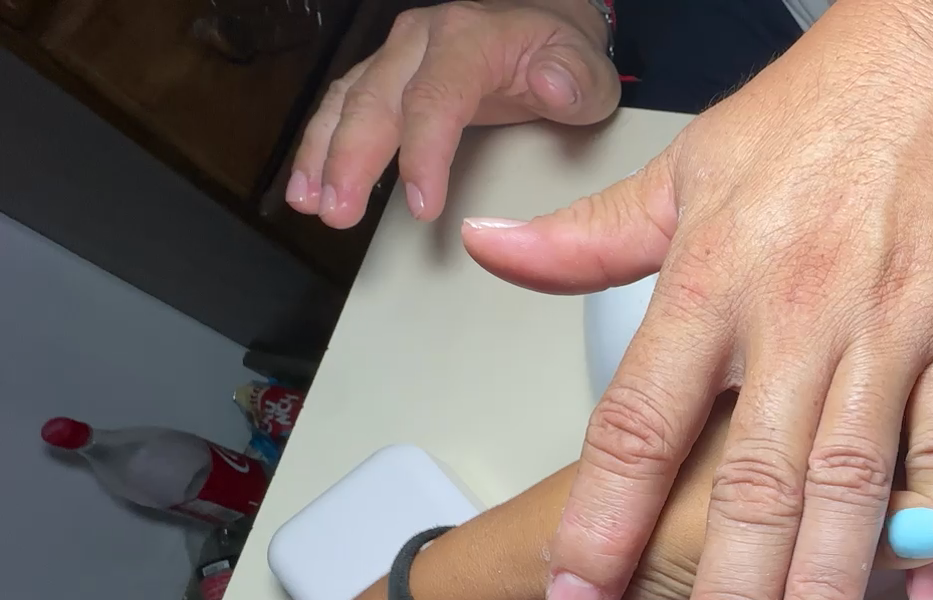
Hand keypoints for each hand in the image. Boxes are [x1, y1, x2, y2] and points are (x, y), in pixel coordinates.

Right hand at [285, 0, 618, 228]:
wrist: (548, 25)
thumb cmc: (567, 56)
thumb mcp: (587, 68)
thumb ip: (573, 80)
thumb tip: (551, 86)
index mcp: (468, 40)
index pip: (434, 99)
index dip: (422, 153)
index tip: (421, 203)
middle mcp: (421, 41)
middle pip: (375, 101)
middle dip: (351, 159)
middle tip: (340, 211)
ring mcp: (402, 57)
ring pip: (348, 102)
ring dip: (324, 154)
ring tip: (313, 202)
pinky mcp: (394, 76)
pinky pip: (349, 107)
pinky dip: (327, 144)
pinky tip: (315, 180)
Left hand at [462, 0, 932, 599]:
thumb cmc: (823, 115)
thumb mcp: (692, 161)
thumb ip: (597, 233)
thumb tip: (496, 250)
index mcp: (716, 275)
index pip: (642, 416)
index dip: (605, 514)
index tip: (580, 593)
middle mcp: (801, 317)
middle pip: (753, 484)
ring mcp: (891, 336)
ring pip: (852, 485)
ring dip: (830, 590)